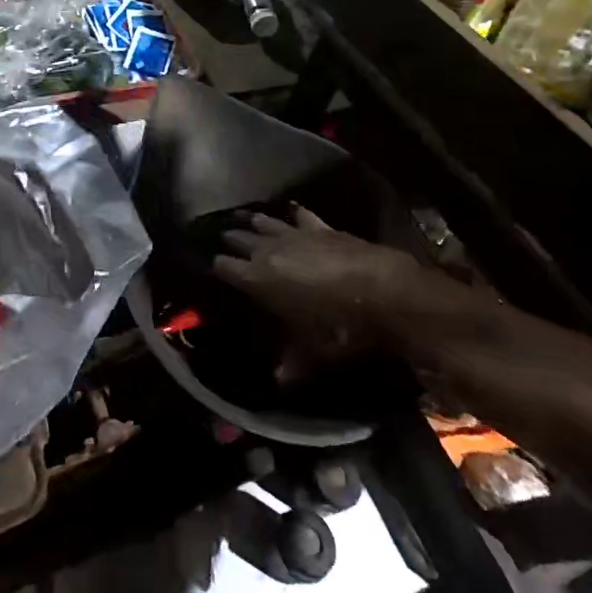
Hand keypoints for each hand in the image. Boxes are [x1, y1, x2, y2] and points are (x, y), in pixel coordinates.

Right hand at [212, 205, 443, 350]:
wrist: (381, 289)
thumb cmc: (340, 324)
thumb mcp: (314, 350)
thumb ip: (293, 363)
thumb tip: (279, 381)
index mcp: (257, 279)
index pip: (224, 267)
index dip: (215, 267)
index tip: (210, 268)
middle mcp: (269, 251)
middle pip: (239, 240)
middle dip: (230, 241)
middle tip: (223, 243)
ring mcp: (295, 234)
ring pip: (265, 222)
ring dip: (254, 223)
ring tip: (245, 222)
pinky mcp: (320, 227)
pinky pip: (299, 215)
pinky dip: (292, 214)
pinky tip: (290, 211)